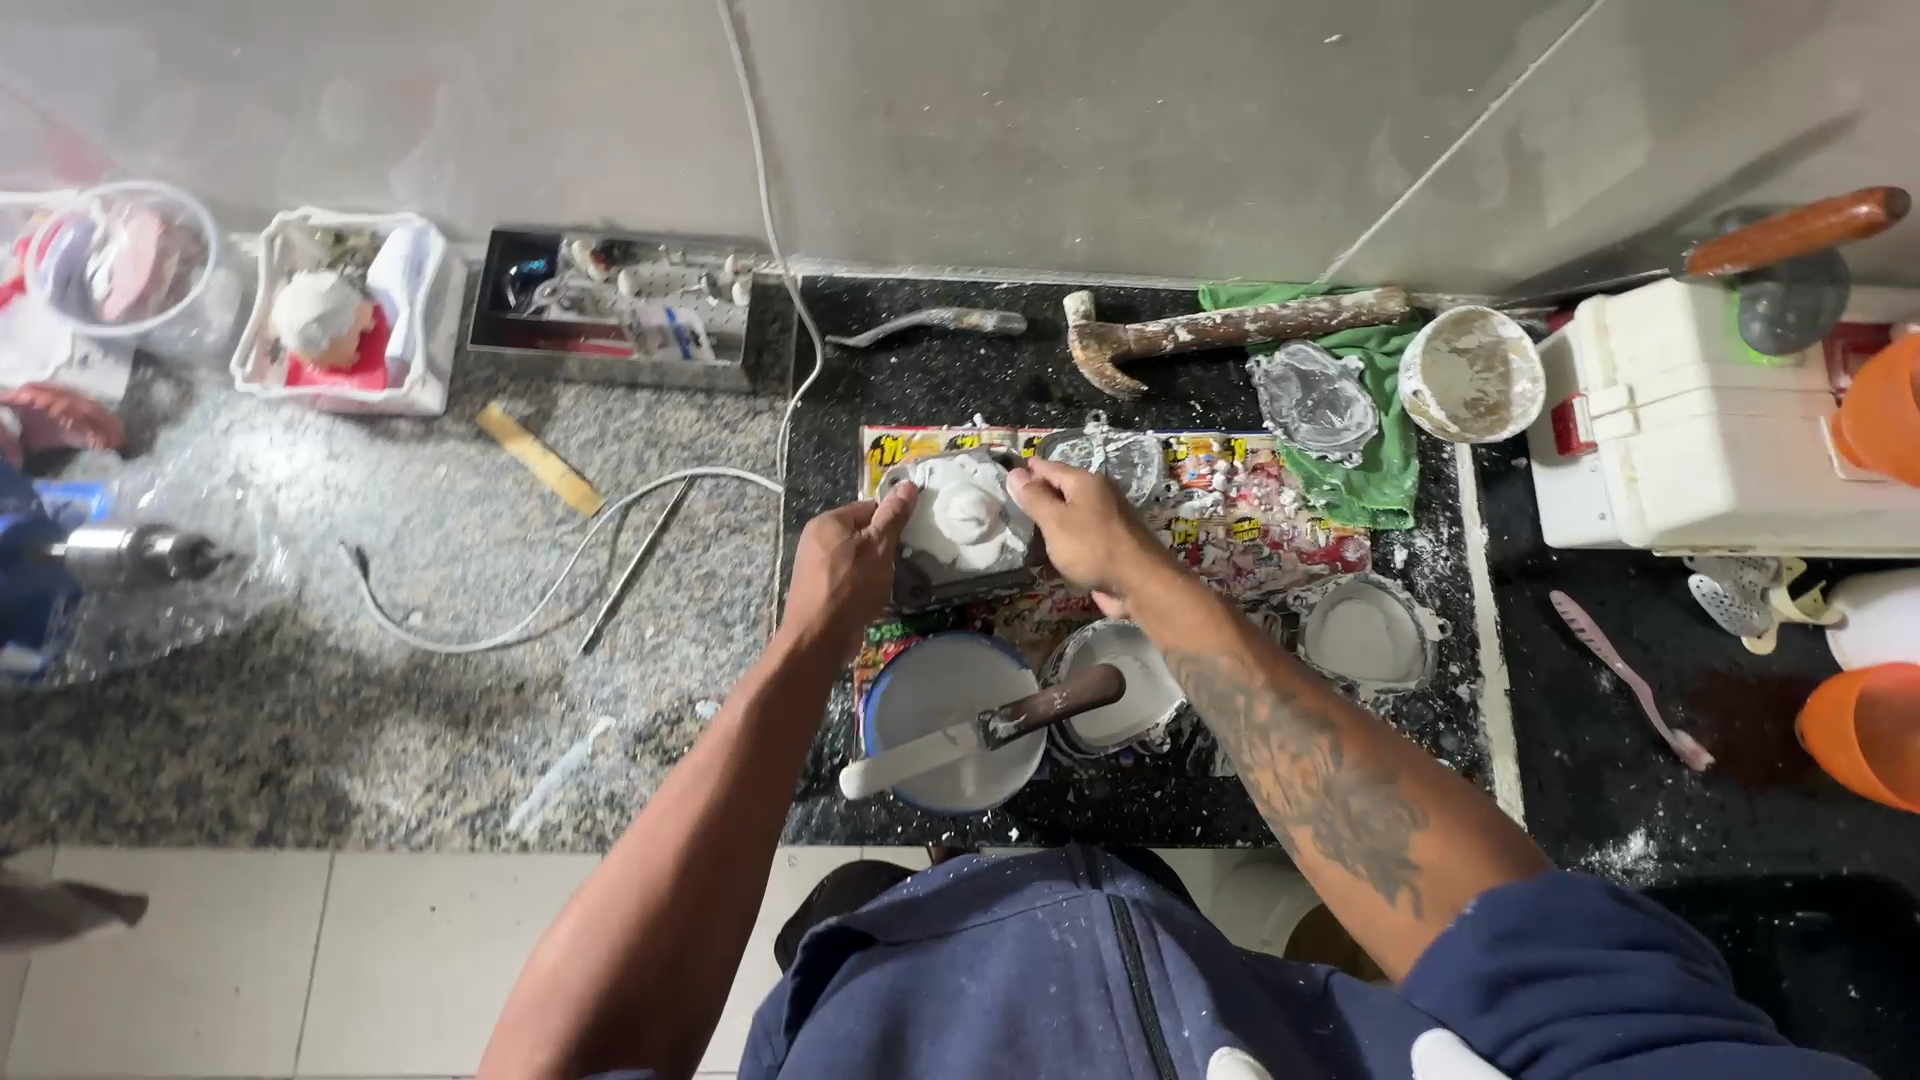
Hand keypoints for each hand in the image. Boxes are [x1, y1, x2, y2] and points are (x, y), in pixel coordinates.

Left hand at [781, 482, 917, 656]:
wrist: (818, 636)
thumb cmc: (851, 585)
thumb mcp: (879, 547)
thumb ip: (893, 516)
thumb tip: (907, 484)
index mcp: (828, 522)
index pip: (868, 508)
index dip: (889, 522)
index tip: (905, 541)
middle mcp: (815, 539)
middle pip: (861, 533)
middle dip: (881, 548)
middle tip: (896, 565)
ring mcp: (813, 566)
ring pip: (855, 558)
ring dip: (873, 570)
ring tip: (885, 584)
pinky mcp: (817, 589)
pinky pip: (846, 579)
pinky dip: (860, 586)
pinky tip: (870, 600)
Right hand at [1007, 458, 1170, 617]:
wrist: (1140, 583)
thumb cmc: (1093, 547)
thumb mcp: (1056, 521)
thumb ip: (1034, 498)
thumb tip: (1014, 473)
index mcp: (1086, 482)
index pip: (1049, 468)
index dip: (1028, 470)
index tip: (1006, 472)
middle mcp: (1099, 495)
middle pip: (1062, 488)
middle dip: (1038, 492)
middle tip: (1009, 499)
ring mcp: (1107, 519)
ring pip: (1071, 511)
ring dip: (1051, 515)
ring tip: (1023, 523)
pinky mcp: (1110, 543)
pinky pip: (1079, 532)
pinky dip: (1063, 535)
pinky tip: (1050, 545)